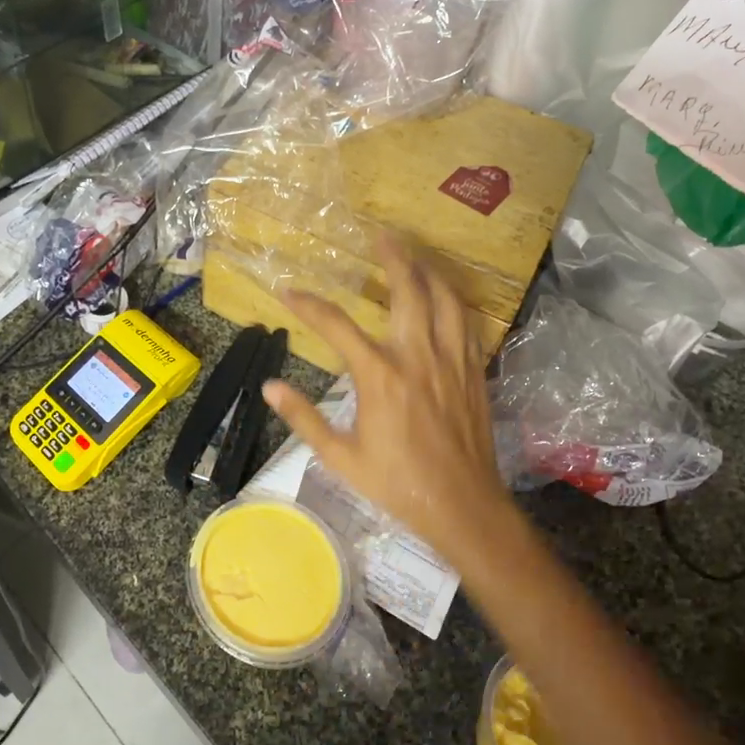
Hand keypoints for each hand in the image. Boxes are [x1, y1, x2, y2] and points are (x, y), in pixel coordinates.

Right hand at [261, 235, 523, 561]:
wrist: (463, 507)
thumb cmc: (396, 484)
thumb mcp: (340, 457)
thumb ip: (304, 418)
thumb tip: (270, 387)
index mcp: (379, 376)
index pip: (336, 325)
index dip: (308, 304)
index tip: (287, 291)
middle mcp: (417, 357)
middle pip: (408, 291)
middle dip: (394, 258)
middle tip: (382, 236)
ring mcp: (451, 362)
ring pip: (446, 300)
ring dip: (430, 272)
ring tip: (416, 257)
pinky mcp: (474, 373)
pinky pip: (468, 324)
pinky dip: (456, 303)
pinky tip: (448, 299)